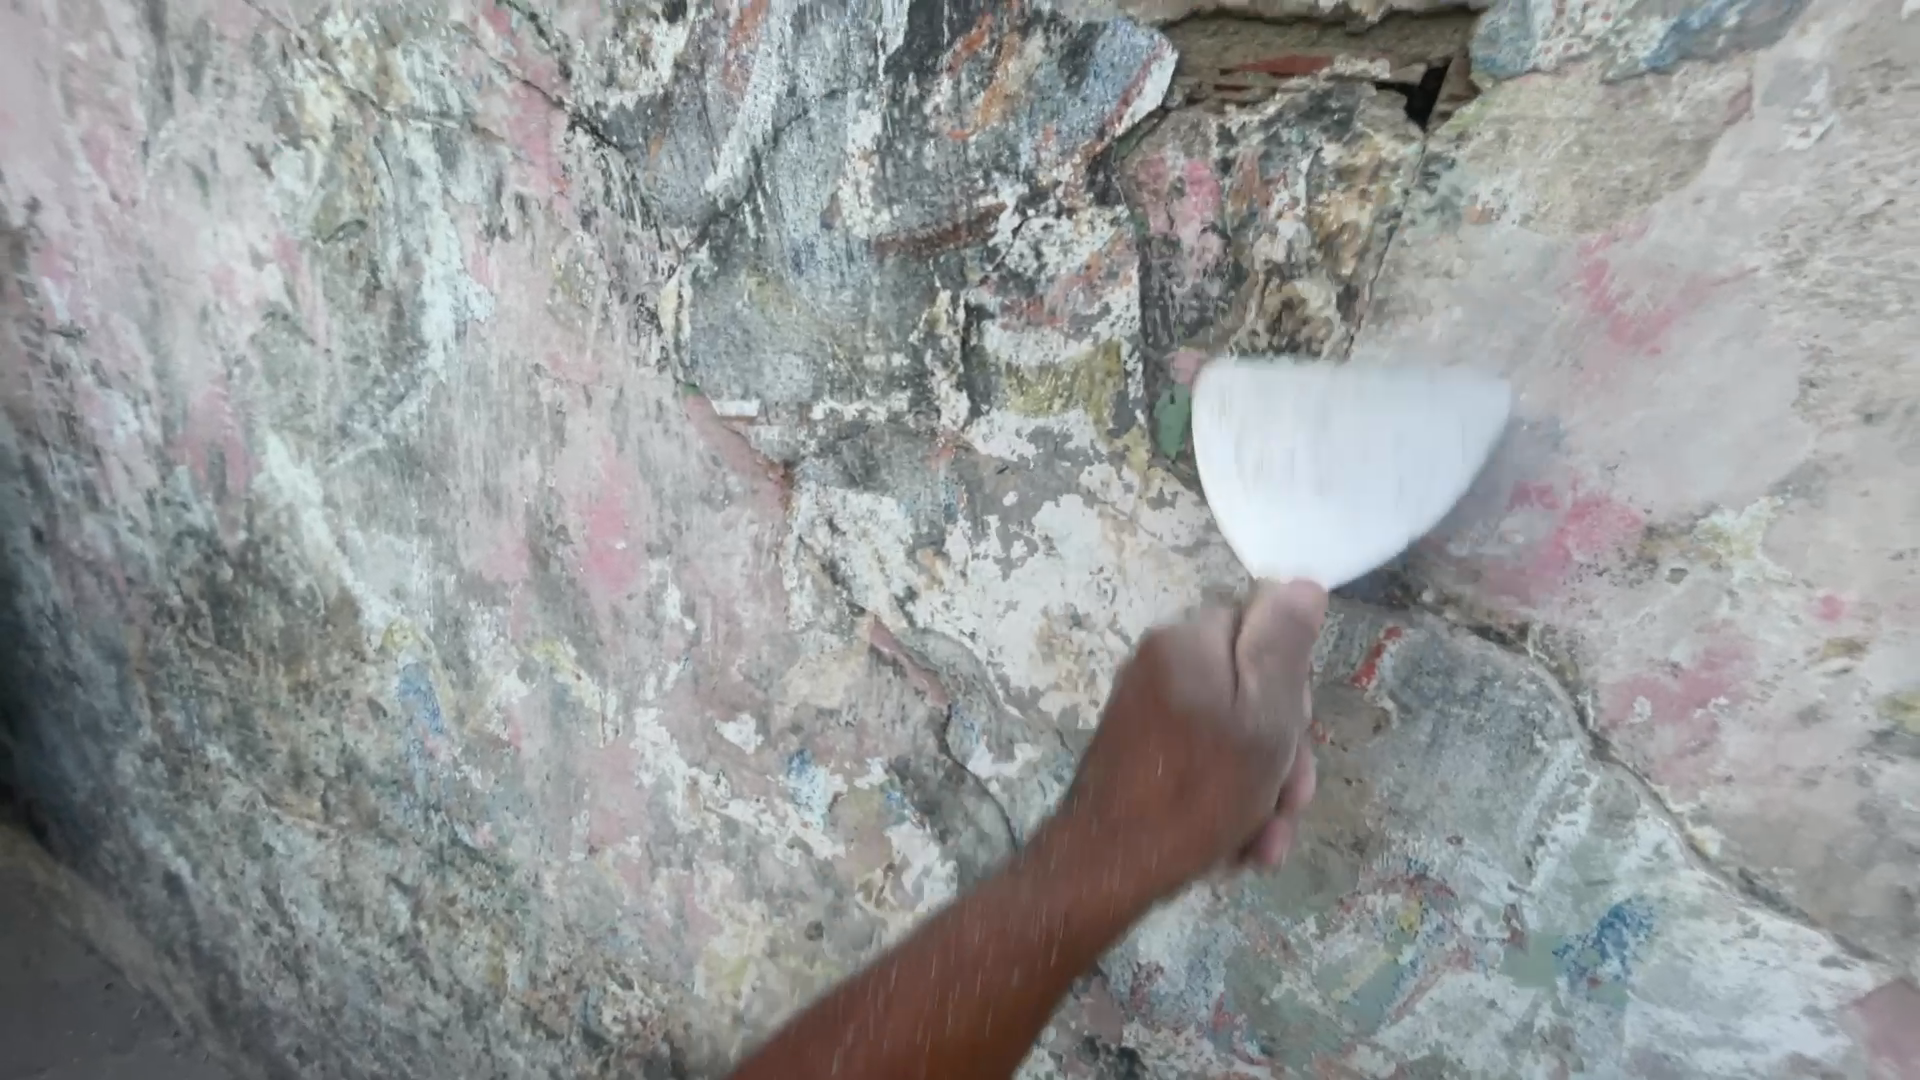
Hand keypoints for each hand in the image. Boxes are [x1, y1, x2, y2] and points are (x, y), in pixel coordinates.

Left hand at [1052, 580, 1326, 902]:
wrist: (1110, 861)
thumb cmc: (1199, 789)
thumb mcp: (1264, 715)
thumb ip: (1283, 645)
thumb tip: (1301, 581)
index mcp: (1188, 641)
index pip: (1262, 629)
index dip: (1291, 684)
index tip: (1296, 733)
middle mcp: (1162, 662)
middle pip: (1249, 687)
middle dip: (1280, 750)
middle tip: (1288, 803)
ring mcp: (1146, 705)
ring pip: (1231, 732)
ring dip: (1259, 787)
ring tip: (1263, 841)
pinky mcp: (1139, 745)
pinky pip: (1201, 758)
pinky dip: (1225, 797)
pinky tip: (1237, 844)